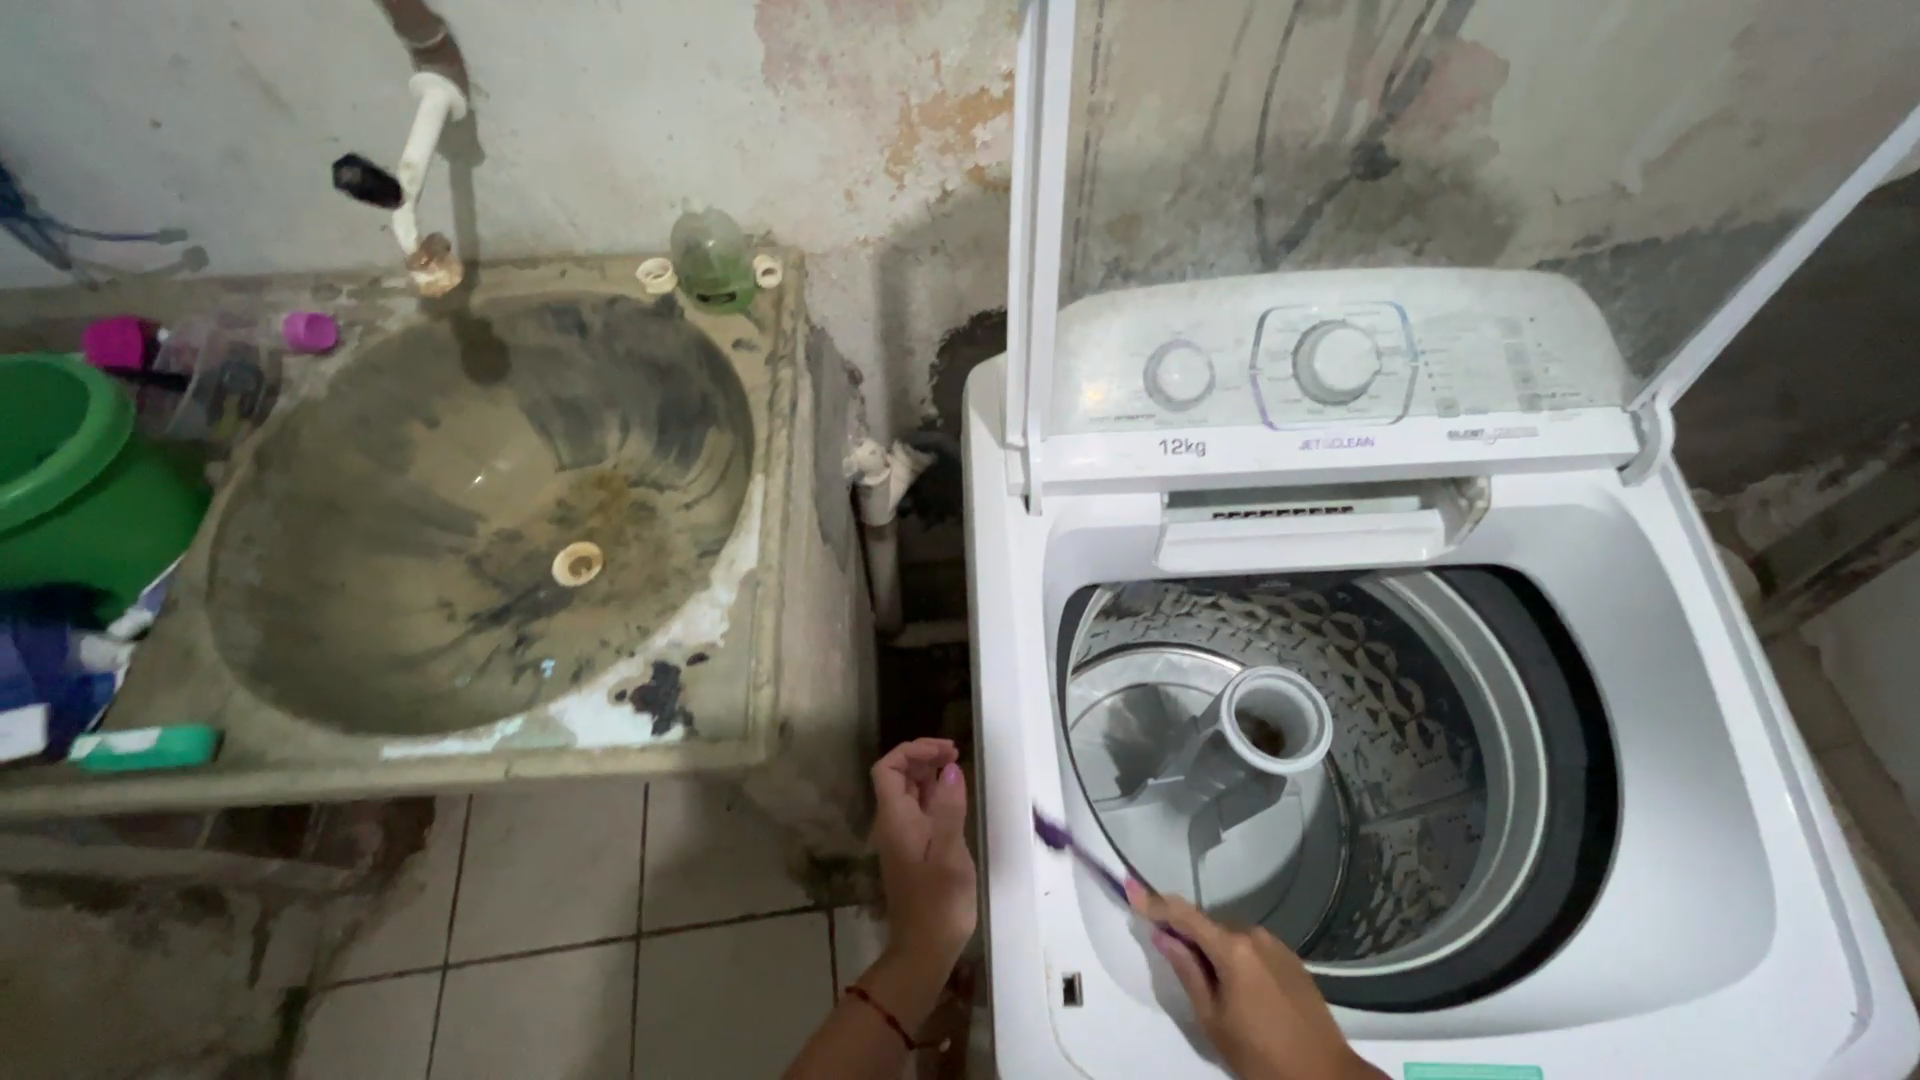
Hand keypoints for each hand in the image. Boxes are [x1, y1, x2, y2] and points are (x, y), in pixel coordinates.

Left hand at [870, 738, 977, 972]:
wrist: (925, 949)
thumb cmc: (938, 902)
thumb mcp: (949, 852)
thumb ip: (949, 808)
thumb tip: (951, 768)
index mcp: (895, 819)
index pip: (888, 768)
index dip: (912, 751)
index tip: (944, 751)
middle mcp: (894, 823)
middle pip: (898, 776)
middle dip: (923, 756)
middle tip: (955, 753)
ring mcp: (904, 837)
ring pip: (910, 792)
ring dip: (929, 773)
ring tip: (957, 766)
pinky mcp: (916, 849)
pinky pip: (921, 810)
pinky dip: (935, 794)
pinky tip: (955, 796)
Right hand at [1127, 881, 1385, 1079]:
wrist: (1326, 1076)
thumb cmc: (1260, 1054)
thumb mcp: (1213, 1018)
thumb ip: (1186, 971)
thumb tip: (1163, 936)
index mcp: (1232, 948)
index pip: (1185, 915)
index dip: (1155, 902)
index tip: (1130, 887)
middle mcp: (1254, 935)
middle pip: (1208, 926)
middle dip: (1186, 934)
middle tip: (1169, 954)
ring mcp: (1276, 945)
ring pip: (1230, 937)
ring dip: (1212, 948)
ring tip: (1209, 984)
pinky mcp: (1291, 960)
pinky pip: (1251, 948)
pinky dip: (1235, 957)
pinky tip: (1238, 988)